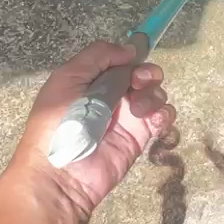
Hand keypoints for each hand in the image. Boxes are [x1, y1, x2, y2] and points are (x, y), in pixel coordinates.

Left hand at [6, 41, 175, 223]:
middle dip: (146, 73)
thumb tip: (131, 48)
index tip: (131, 59)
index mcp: (89, 79)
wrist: (62, 175)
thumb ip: (99, 57)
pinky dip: (163, 113)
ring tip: (139, 111)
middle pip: (142, 71)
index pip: (118, 57)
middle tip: (138, 83)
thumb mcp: (68, 81)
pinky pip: (163, 115)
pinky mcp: (142, 134)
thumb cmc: (59, 125)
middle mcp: (111, 94)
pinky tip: (153, 121)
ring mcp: (128, 114)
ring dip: (153, 94)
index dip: (128, 54)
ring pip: (155, 91)